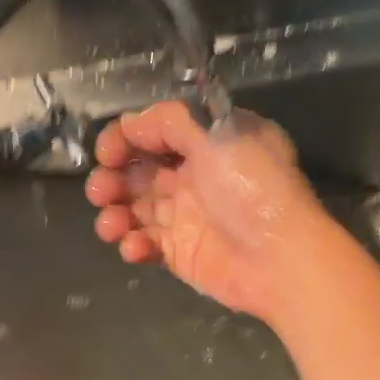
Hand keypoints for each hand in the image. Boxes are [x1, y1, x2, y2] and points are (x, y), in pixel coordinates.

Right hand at [85, 101, 329, 321]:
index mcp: (208, 144)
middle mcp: (197, 177)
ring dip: (115, 213)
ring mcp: (189, 218)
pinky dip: (133, 244)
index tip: (107, 153)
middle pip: (139, 172)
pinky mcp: (183, 255)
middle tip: (101, 191)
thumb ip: (170, 121)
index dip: (125, 140)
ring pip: (137, 209)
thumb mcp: (216, 133)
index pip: (155, 134)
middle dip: (112, 178)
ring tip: (110, 224)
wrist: (279, 258)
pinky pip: (148, 245)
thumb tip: (133, 124)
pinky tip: (134, 247)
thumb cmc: (252, 190)